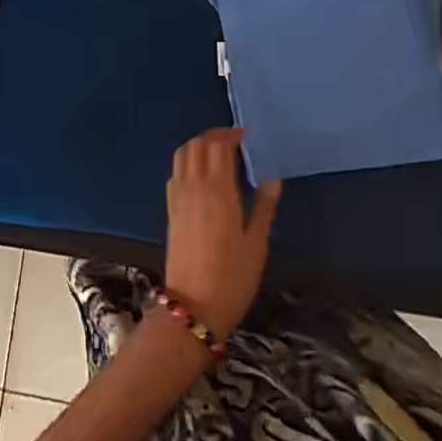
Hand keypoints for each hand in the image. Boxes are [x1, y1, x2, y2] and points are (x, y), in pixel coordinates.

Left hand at [163, 128, 280, 334]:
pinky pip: (175, 173)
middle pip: (197, 145)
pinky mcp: (170, 211)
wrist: (193, 305)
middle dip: (213, 135)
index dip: (230, 135)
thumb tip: (272, 179)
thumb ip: (263, 208)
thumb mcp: (256, 244)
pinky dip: (186, 162)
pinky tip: (200, 173)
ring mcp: (178, 198)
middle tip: (232, 138)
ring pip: (182, 155)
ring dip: (197, 144)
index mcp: (218, 191)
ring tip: (216, 149)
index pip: (218, 147)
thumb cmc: (232, 276)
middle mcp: (194, 187)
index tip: (245, 134)